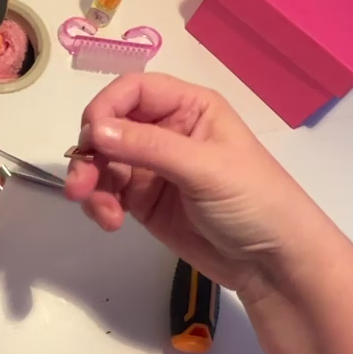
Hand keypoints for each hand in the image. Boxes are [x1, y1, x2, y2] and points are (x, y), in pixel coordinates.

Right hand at [63, 72, 328, 298]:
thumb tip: (95, 131)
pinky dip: (99, 205)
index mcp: (188, 108)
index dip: (106, 108)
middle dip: (90, 154)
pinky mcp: (143, 202)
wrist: (272, 262)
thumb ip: (149, 148)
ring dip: (91, 184)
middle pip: (109, 127)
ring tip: (101, 212)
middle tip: (80, 186)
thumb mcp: (205, 169)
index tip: (91, 137)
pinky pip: (107, 193)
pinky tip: (111, 223)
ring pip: (102, 163)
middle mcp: (165, 132)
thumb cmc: (254, 202)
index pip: (133, 91)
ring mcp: (152, 168)